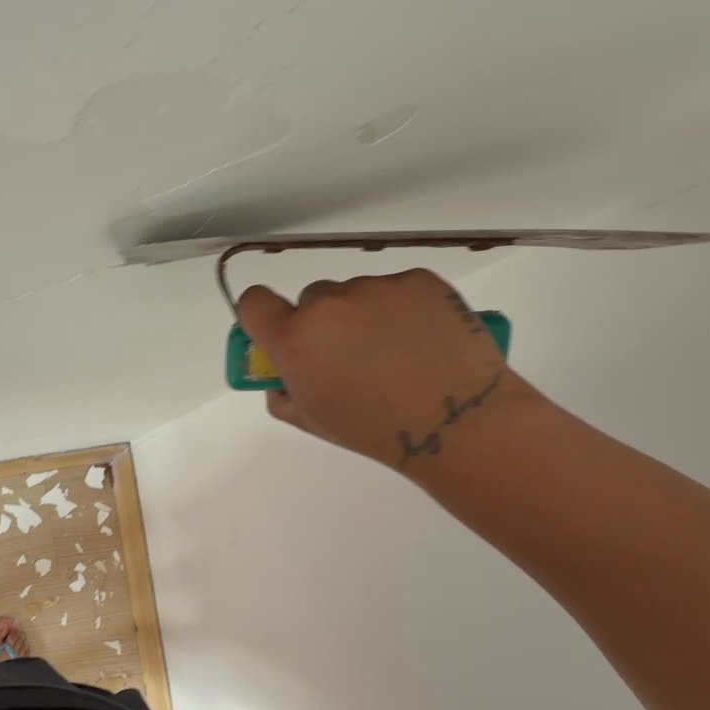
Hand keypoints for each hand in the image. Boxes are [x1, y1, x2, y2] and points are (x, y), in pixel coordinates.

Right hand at [237, 269, 536, 473]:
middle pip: (311, 299)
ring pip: (356, 294)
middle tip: (350, 356)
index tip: (277, 331)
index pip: (253, 302)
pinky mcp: (419, 280)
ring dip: (364, 315)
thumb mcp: (310, 420)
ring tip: (395, 352)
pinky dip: (402, 309)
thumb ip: (282, 392)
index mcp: (293, 340)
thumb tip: (285, 375)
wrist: (455, 419)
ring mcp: (375, 287)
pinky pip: (396, 289)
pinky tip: (421, 340)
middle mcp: (328, 304)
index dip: (262, 315)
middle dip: (322, 322)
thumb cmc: (372, 428)